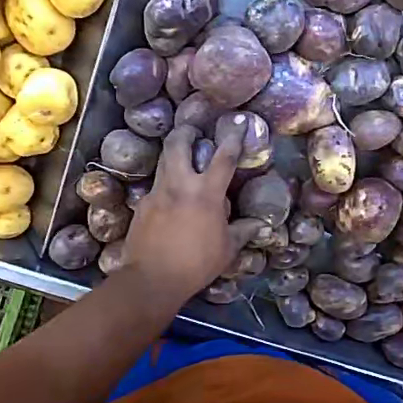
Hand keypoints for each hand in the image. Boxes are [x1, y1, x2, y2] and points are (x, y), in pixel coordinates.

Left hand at [121, 121, 264, 305]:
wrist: (152, 278)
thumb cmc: (196, 264)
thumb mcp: (227, 250)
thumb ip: (242, 232)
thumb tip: (260, 226)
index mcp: (206, 193)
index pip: (223, 157)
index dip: (233, 138)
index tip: (237, 124)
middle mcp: (179, 184)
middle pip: (178, 143)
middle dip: (186, 131)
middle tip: (193, 131)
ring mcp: (157, 193)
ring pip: (163, 160)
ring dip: (173, 153)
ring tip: (182, 157)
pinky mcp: (142, 205)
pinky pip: (156, 187)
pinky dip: (165, 185)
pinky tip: (170, 199)